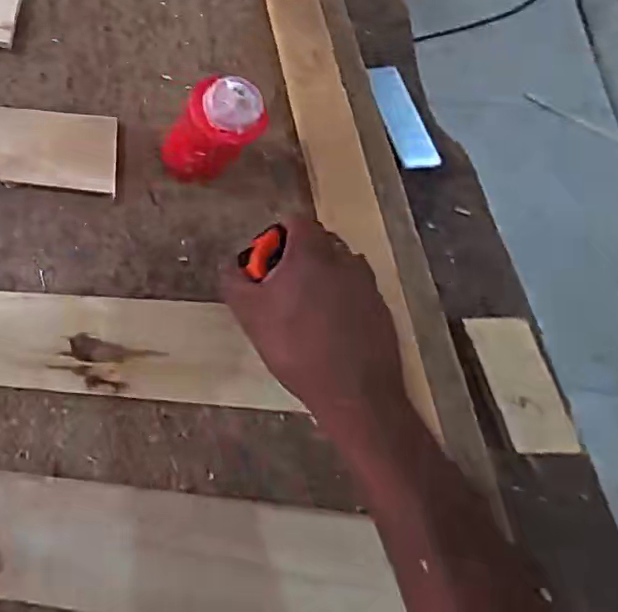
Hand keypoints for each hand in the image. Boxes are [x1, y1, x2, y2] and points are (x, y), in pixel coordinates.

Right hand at [219, 215, 408, 426]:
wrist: (355, 396)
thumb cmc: (293, 345)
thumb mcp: (246, 310)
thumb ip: (233, 278)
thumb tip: (234, 265)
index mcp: (311, 255)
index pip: (296, 221)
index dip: (275, 234)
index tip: (264, 261)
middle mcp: (345, 263)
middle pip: (319, 241)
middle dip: (296, 254)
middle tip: (277, 284)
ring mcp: (369, 289)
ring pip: (339, 266)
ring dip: (319, 276)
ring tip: (301, 307)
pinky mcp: (383, 314)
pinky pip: (355, 291)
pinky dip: (338, 298)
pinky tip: (324, 328)